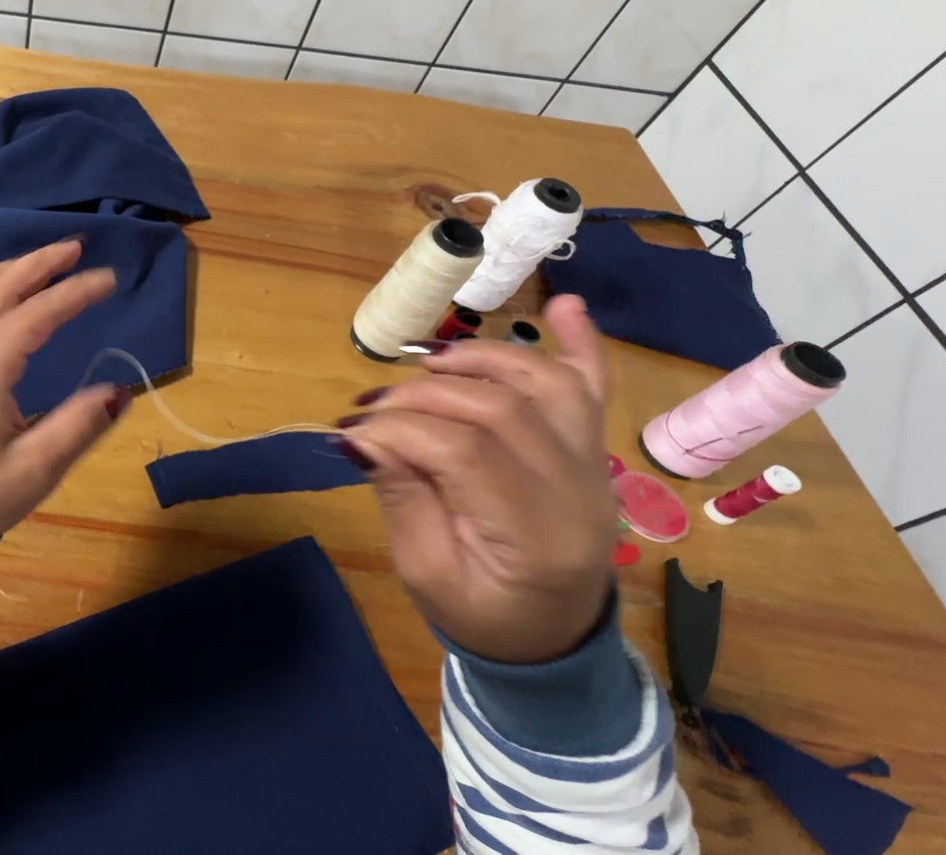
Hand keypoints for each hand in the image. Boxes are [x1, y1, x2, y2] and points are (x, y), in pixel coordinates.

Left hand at [0, 240, 129, 537]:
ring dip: (10, 269)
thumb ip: (78, 425)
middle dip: (40, 262)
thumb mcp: (34, 469)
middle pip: (1, 287)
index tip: (110, 279)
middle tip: (77, 246)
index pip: (37, 313)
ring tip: (43, 260)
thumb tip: (120, 389)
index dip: (75, 292)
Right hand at [336, 296, 616, 663]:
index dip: (400, 430)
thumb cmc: (480, 613)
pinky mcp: (593, 452)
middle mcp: (577, 492)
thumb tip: (360, 435)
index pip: (464, 453)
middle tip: (370, 408)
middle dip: (422, 396)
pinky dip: (581, 345)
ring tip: (428, 363)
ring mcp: (595, 467)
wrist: (550, 639)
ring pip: (545, 385)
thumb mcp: (425, 570)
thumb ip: (401, 496)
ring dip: (482, 359)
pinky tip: (565, 306)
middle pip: (500, 409)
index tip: (351, 432)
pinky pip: (592, 391)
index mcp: (533, 537)